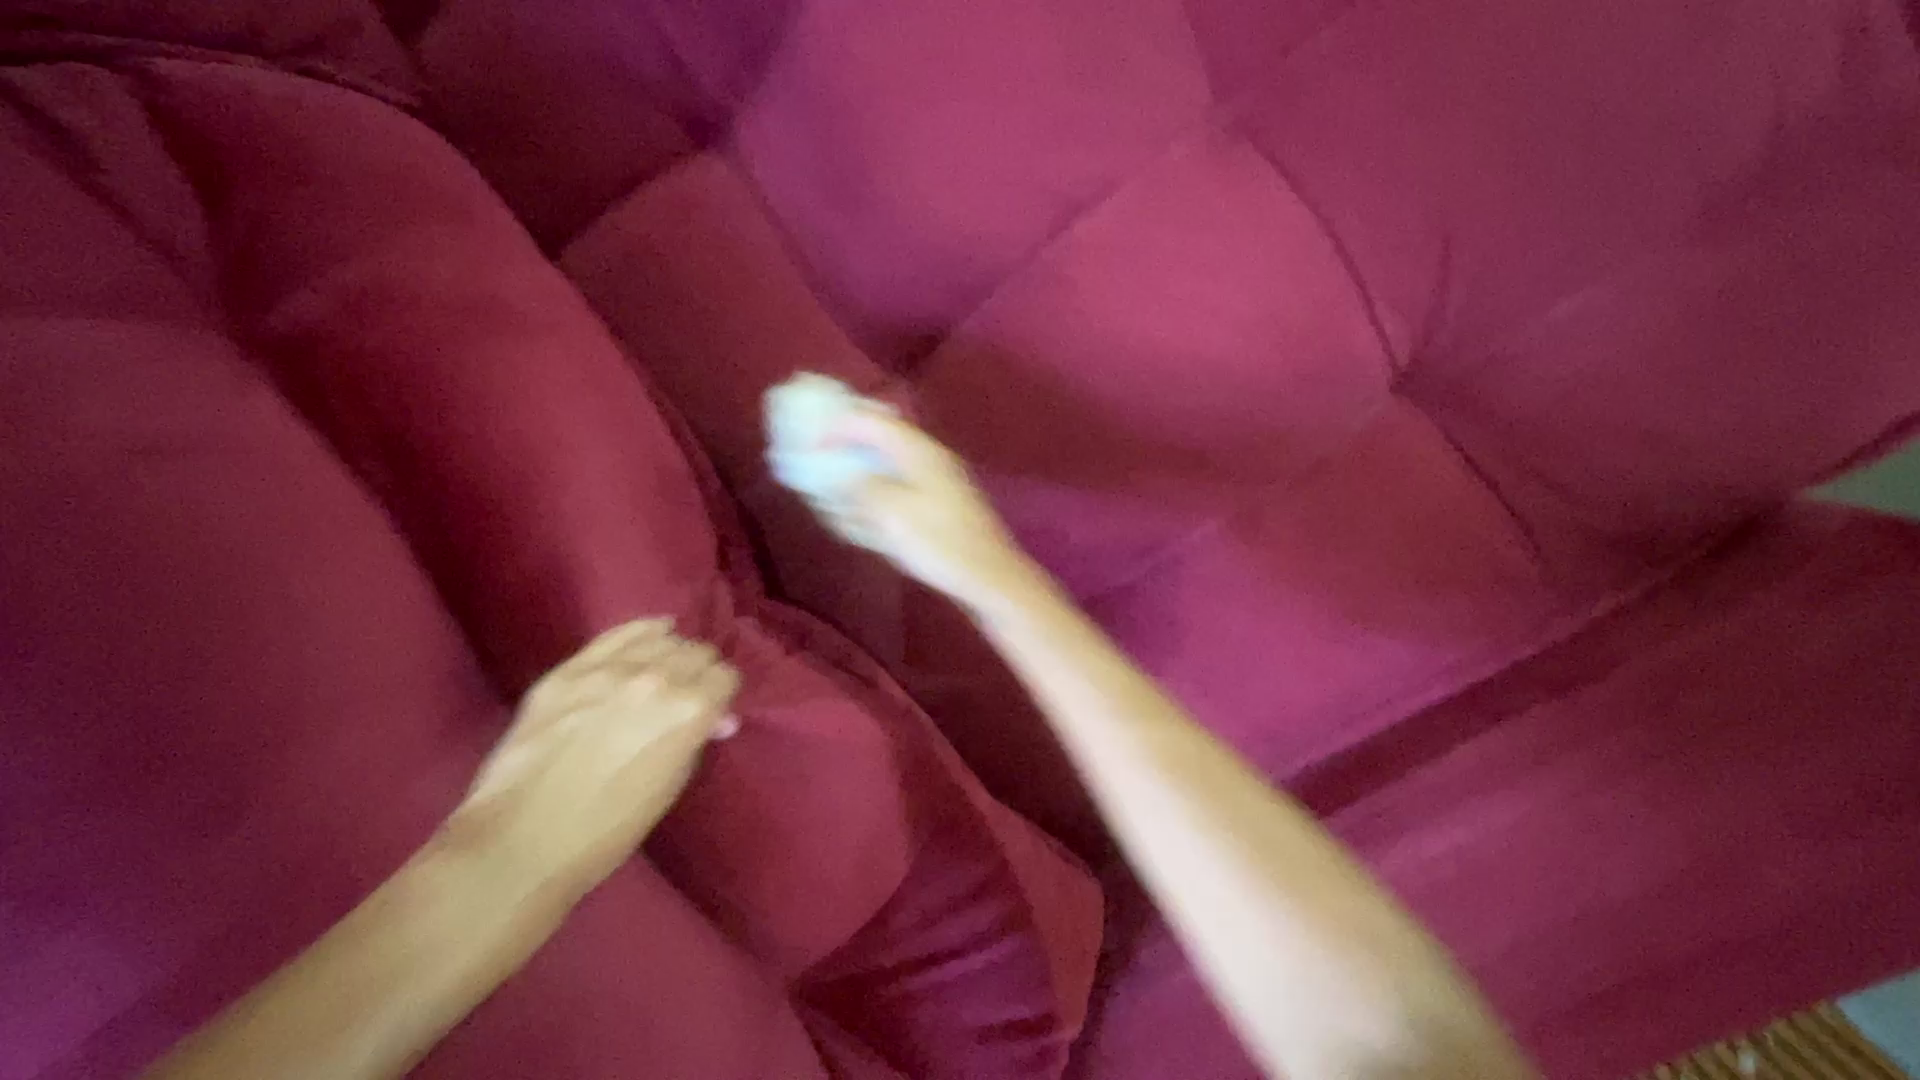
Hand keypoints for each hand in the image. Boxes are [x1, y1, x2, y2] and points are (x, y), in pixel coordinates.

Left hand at [443, 619, 740, 908]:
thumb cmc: (608, 831)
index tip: (714, 709)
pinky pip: (617, 634)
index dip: (723, 694)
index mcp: (689, 711)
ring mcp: (609, 669)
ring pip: (660, 638)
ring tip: (665, 670)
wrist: (520, 842)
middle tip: (689, 694)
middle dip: (700, 672)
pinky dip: (641, 632)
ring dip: (671, 653)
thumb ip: (693, 741)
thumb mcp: (670, 788)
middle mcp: (657, 678)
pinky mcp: (569, 669)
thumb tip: (715, 719)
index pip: (725, 676)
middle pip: (696, 652)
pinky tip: (651, 633)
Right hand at [814, 410, 1036, 609]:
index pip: (872, 420)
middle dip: (847, 451)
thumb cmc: (938, 542)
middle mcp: (930, 459)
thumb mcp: (889, 512)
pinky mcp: (942, 509)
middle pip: (881, 442)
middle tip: (819, 465)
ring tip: (833, 495)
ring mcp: (939, 484)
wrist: (988, 577)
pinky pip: (901, 493)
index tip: (811, 445)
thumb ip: (860, 487)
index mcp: (918, 450)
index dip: (837, 427)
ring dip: (861, 477)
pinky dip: (878, 498)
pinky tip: (863, 519)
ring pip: (890, 468)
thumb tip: (844, 477)